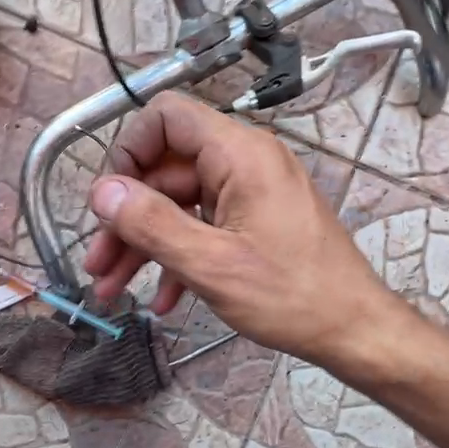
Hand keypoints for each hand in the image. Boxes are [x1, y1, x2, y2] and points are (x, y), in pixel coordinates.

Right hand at [81, 93, 409, 366]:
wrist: (351, 329)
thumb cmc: (292, 296)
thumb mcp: (211, 264)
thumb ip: (152, 225)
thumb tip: (102, 193)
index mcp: (239, 155)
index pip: (166, 118)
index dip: (127, 153)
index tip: (107, 201)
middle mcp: (245, 164)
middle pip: (165, 172)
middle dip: (126, 220)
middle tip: (97, 265)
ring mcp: (251, 195)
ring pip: (180, 207)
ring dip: (143, 248)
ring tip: (113, 290)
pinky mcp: (256, 224)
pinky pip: (204, 229)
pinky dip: (178, 260)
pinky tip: (162, 299)